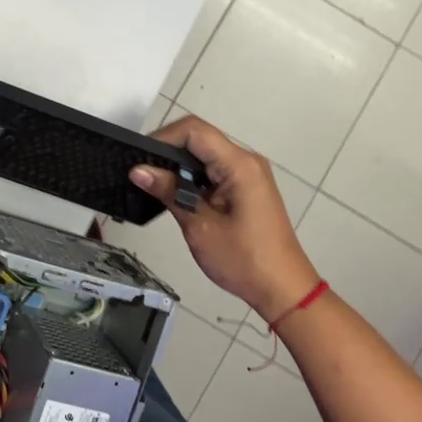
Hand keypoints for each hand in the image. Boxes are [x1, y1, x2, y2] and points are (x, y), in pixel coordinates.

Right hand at [128, 116, 319, 323]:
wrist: (283, 290)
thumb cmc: (243, 259)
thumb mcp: (200, 226)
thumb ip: (169, 191)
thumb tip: (138, 170)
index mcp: (239, 165)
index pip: (194, 131)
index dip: (163, 137)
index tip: (139, 158)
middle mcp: (246, 161)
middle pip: (199, 139)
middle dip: (167, 151)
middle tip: (140, 172)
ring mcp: (248, 174)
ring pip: (205, 155)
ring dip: (179, 166)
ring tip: (151, 184)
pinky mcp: (246, 188)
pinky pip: (214, 170)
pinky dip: (192, 178)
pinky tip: (174, 194)